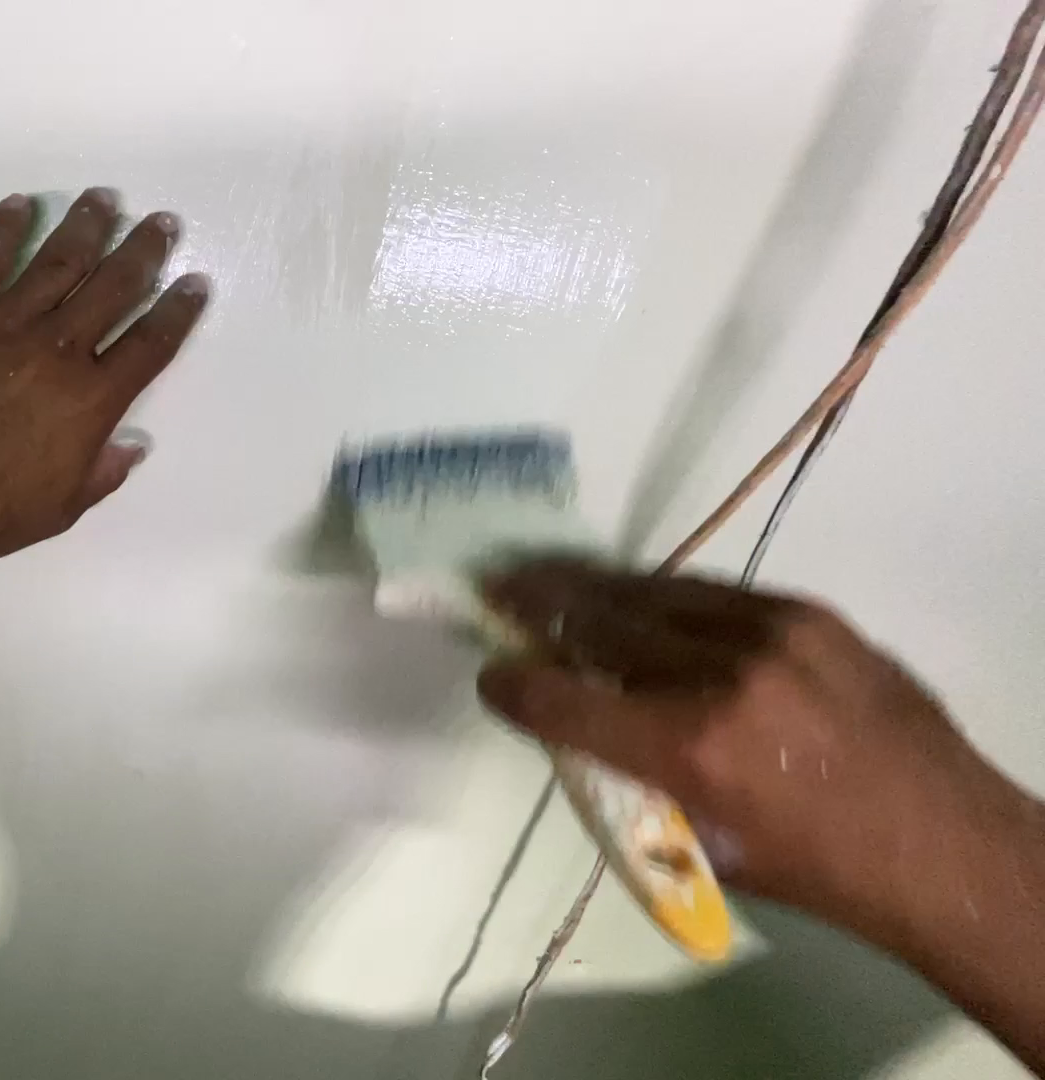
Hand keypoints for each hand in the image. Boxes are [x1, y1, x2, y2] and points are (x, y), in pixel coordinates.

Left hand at [0, 188, 209, 564]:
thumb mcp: (60, 510)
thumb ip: (102, 474)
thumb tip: (134, 445)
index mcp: (90, 400)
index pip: (150, 344)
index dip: (178, 311)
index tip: (194, 282)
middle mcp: (57, 349)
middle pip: (113, 286)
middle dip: (143, 251)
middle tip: (161, 222)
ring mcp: (3, 324)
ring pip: (56, 261)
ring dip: (85, 226)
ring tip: (102, 199)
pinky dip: (4, 229)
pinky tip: (20, 206)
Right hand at [475, 559, 1021, 942]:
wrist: (958, 850)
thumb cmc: (809, 865)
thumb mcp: (690, 836)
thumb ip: (616, 763)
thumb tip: (559, 705)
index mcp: (690, 749)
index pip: (561, 699)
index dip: (512, 684)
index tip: (488, 676)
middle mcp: (723, 678)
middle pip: (594, 624)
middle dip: (531, 606)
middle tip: (493, 588)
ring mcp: (768, 635)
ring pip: (640, 594)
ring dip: (579, 586)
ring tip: (537, 574)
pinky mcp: (802, 614)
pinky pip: (695, 591)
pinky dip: (645, 593)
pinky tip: (618, 592)